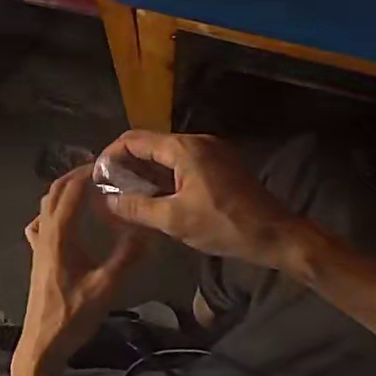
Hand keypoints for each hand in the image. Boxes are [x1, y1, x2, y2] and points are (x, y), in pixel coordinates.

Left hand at [15, 164, 144, 375]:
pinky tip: (64, 221)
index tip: (107, 163)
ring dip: (63, 191)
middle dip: (74, 176)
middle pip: (54, 193)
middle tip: (100, 170)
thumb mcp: (105, 288)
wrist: (42, 344)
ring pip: (46, 206)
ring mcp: (38, 246)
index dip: (86, 173)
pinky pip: (41, 225)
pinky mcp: (38, 258)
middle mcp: (44, 234)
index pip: (70, 192)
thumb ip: (127, 258)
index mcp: (58, 236)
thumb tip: (148, 230)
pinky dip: (53, 212)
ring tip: (86, 187)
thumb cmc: (72, 316)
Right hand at [98, 131, 300, 270]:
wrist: (277, 235)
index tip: (97, 175)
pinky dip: (165, 175)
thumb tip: (107, 200)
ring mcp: (212, 151)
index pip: (135, 140)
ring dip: (145, 171)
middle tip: (109, 187)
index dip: (111, 155)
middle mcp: (197, 141)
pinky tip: (155, 195)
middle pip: (150, 144)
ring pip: (166, 154)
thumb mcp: (174, 220)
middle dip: (127, 164)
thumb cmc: (225, 225)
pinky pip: (183, 162)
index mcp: (184, 148)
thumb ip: (136, 208)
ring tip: (127, 194)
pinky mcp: (220, 164)